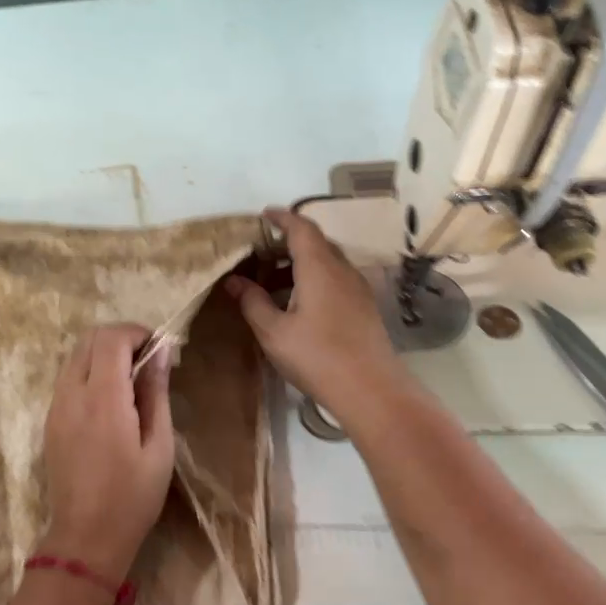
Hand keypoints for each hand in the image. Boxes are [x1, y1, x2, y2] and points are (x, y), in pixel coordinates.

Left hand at [40, 324, 175, 578]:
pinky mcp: (50, 422)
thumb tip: (160, 353)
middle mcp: (71, 395)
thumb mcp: (158, 447)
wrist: (85, 537)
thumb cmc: (132, 497)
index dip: (137, 333)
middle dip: (120, 339)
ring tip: (132, 381)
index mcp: (102, 399)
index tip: (161, 348)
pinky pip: (67, 380)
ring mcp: (55, 408)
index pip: (110, 339)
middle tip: (149, 362)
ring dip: (102, 355)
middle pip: (88, 340)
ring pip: (74, 358)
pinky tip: (112, 400)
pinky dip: (89, 373)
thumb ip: (156, 394)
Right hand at [222, 208, 403, 411]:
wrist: (371, 389)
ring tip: (272, 283)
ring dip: (299, 264)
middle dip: (287, 242)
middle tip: (259, 254)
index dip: (282, 218)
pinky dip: (313, 279)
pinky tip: (297, 303)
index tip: (264, 215)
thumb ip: (252, 302)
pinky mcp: (363, 307)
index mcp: (319, 268)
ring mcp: (357, 289)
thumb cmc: (317, 357)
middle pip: (316, 243)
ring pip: (327, 263)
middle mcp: (342, 270)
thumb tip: (234, 281)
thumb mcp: (274, 332)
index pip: (301, 228)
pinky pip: (335, 280)